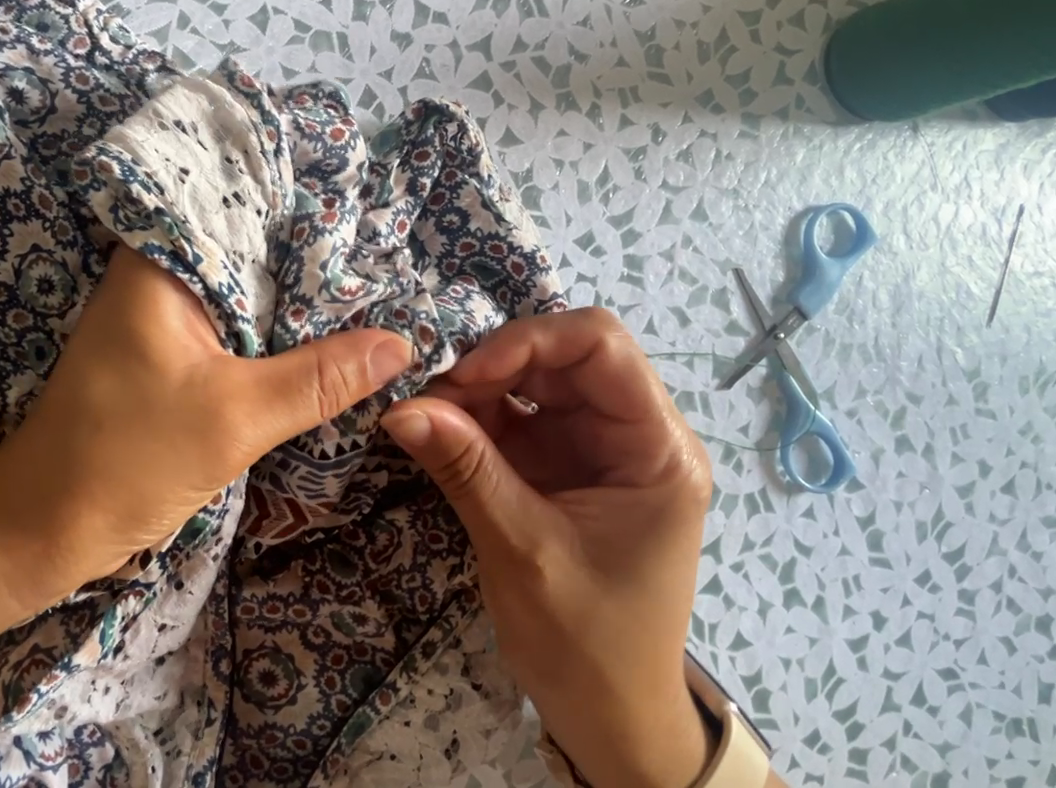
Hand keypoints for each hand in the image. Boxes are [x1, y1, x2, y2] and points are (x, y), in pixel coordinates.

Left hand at [0, 245, 412, 610]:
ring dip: (296, 307)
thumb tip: (401, 343)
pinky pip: (234, 332)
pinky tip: (324, 344)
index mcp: (158, 265)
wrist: (46, 528)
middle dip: (313, 266)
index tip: (374, 220)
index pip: (244, 212)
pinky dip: (273, 339)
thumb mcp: (234, 417)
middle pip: (250, 256)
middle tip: (390, 262)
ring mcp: (162, 319)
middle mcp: (157, 277)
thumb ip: (318, 378)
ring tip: (374, 297)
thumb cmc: (127, 459)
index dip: (309, 217)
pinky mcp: (168, 356)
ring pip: (245, 298)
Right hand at [381, 308, 713, 787]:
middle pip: (562, 356)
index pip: (601, 346)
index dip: (529, 341)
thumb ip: (465, 470)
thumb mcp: (523, 552)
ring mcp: (594, 447)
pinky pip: (515, 416)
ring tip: (427, 415)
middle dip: (492, 365)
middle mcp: (632, 434)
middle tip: (430, 397)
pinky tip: (439, 431)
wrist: (607, 713)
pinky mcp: (560, 464)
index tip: (465, 374)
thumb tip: (398, 407)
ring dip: (476, 389)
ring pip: (532, 380)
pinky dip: (474, 416)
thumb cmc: (588, 642)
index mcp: (657, 449)